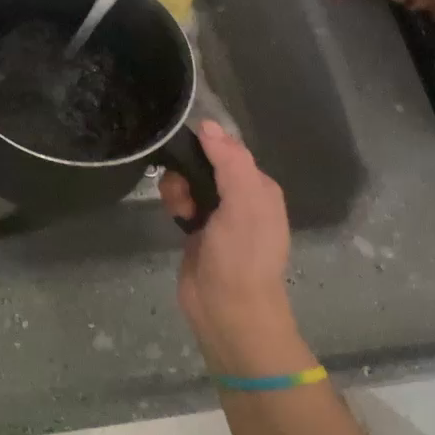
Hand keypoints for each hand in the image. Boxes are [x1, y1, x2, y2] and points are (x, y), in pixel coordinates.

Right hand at [159, 122, 307, 377]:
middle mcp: (242, 198)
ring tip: (180, 211)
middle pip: (204, 163)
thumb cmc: (241, 256)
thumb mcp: (243, 204)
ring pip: (188, 181)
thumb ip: (230, 162)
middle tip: (184, 192)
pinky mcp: (197, 230)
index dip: (205, 147)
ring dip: (177, 189)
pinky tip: (175, 219)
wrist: (228, 310)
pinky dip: (174, 204)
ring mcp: (219, 216)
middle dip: (186, 170)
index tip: (185, 153)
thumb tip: (208, 124)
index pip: (228, 149)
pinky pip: (180, 201)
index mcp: (260, 188)